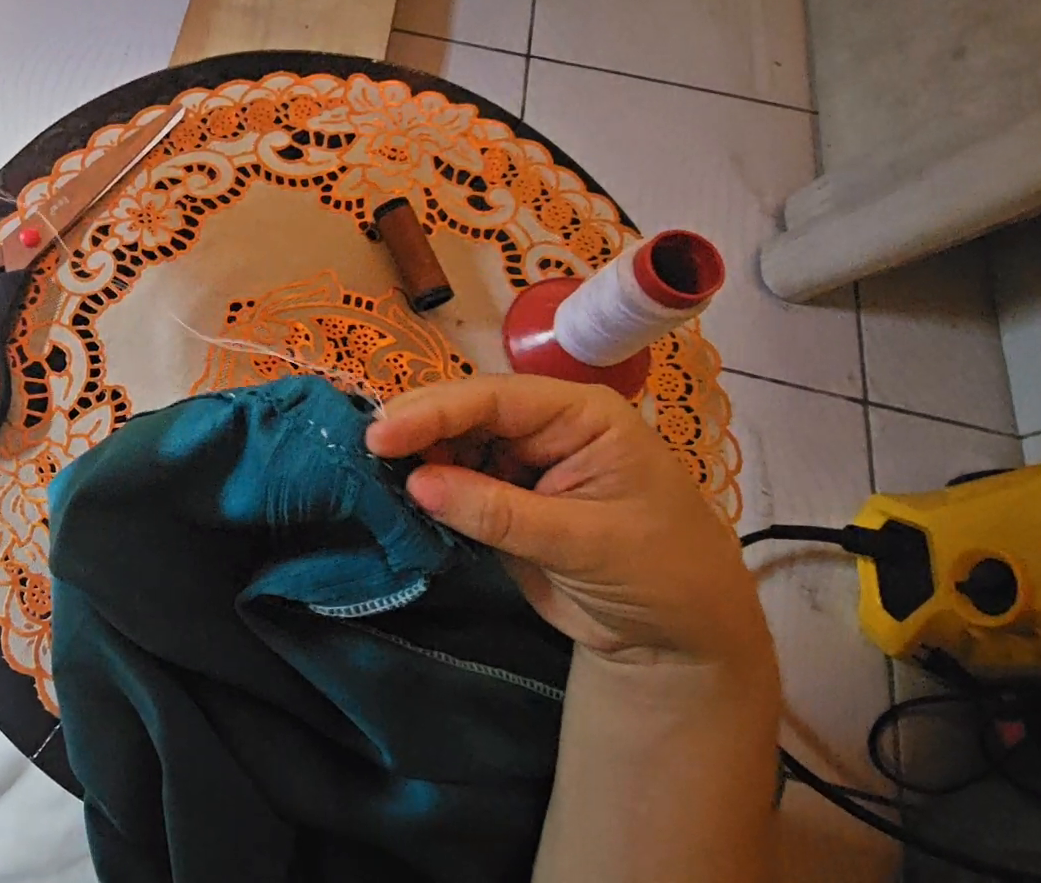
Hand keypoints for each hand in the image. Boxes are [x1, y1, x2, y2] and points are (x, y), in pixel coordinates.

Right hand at [365, 375, 773, 673]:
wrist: (676, 640)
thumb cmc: (660, 576)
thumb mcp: (585, 542)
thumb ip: (499, 512)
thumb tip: (416, 484)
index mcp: (580, 416)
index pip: (495, 399)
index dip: (434, 412)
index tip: (381, 434)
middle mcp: (545, 428)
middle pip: (466, 413)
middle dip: (417, 428)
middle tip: (364, 448)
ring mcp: (520, 463)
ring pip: (452, 445)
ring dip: (415, 457)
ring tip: (373, 472)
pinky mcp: (502, 498)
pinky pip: (452, 482)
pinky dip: (424, 489)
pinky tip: (398, 493)